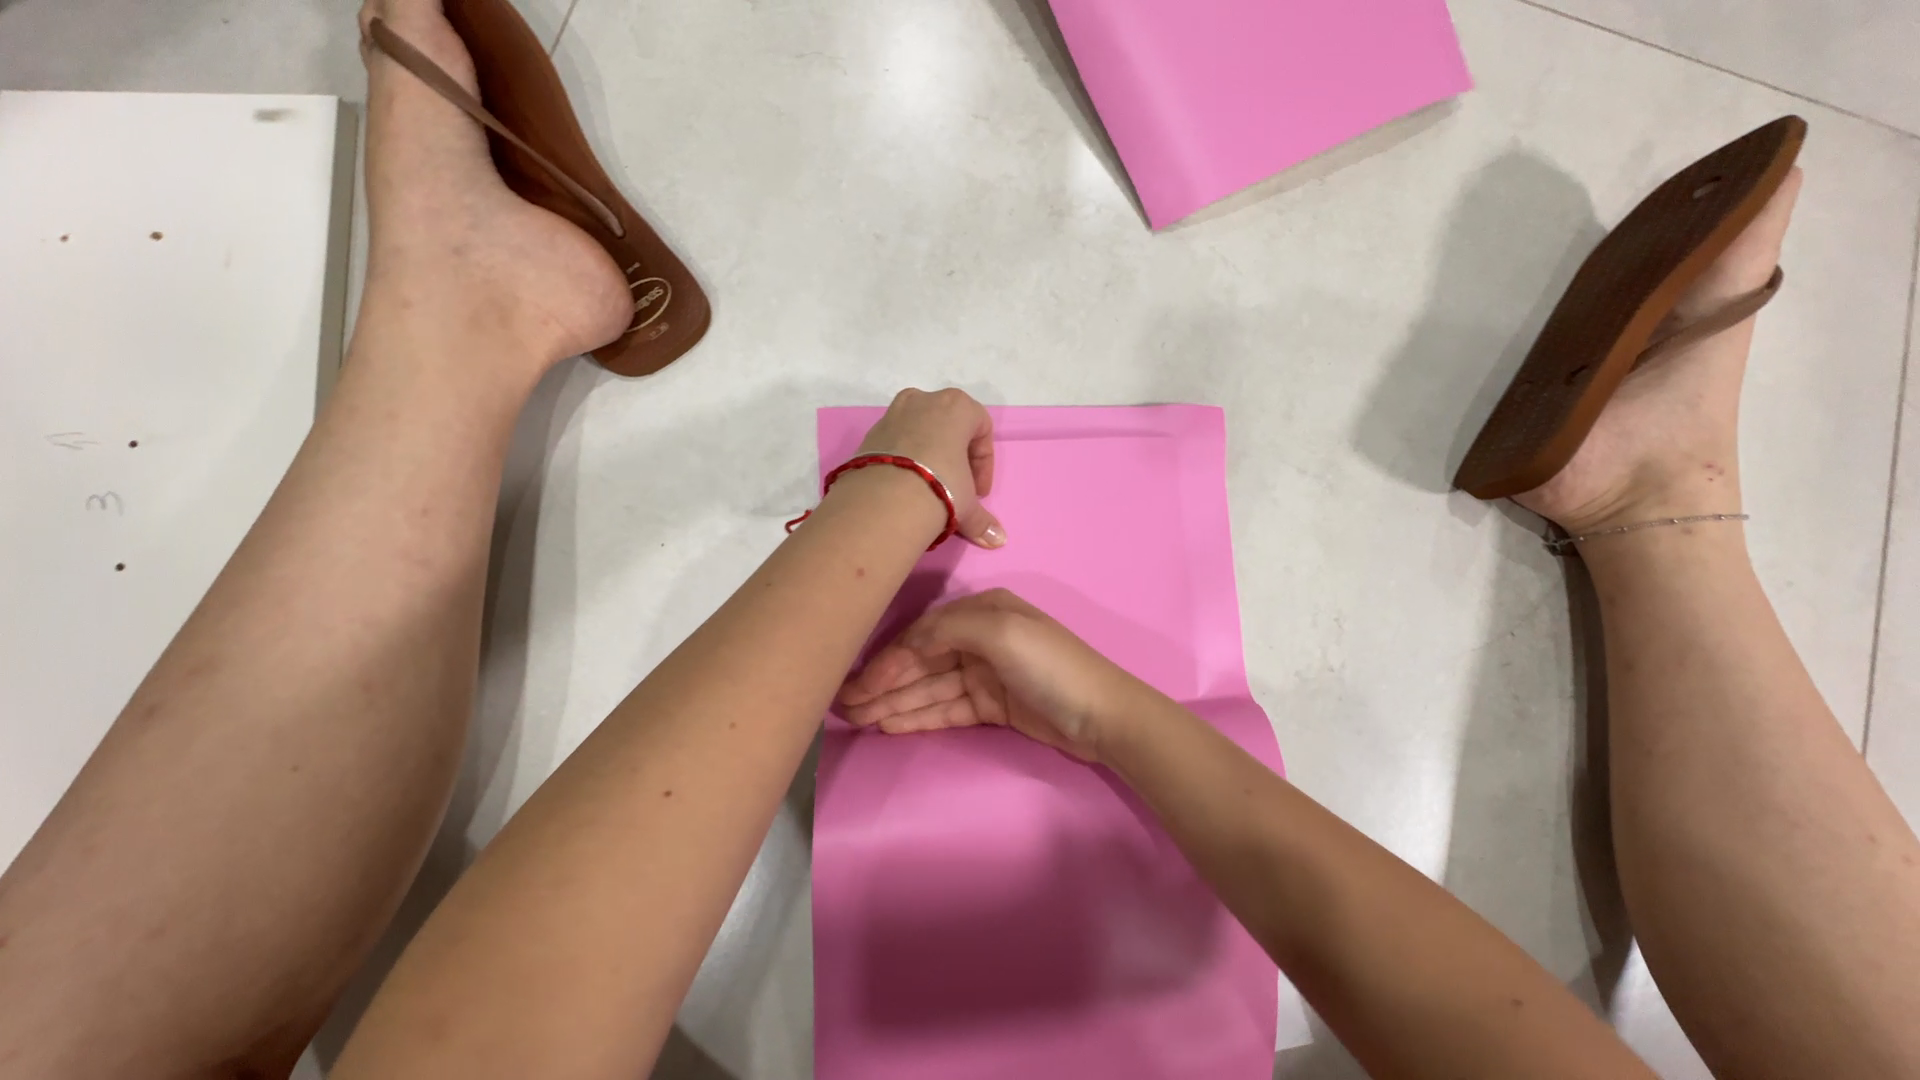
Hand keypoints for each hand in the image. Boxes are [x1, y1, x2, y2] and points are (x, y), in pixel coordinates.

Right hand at [836, 589, 1149, 762]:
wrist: (1102, 715)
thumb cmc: (1050, 666)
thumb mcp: (999, 632)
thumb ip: (946, 630)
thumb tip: (905, 643)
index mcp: (981, 611)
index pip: (921, 635)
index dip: (887, 660)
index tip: (856, 685)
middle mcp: (979, 639)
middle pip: (920, 663)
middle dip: (883, 684)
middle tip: (843, 707)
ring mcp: (985, 674)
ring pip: (928, 688)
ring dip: (893, 703)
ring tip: (856, 721)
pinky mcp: (991, 706)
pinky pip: (945, 709)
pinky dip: (917, 716)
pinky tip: (888, 725)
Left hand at [855, 388, 1004, 547]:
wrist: (884, 499)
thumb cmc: (940, 487)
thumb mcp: (966, 504)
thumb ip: (982, 519)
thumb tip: (998, 539)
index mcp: (956, 405)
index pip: (982, 429)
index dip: (984, 464)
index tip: (979, 493)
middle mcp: (924, 400)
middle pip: (950, 426)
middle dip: (957, 457)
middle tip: (957, 488)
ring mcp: (893, 413)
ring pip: (920, 432)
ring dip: (930, 456)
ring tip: (929, 488)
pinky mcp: (870, 433)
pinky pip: (896, 442)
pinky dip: (905, 460)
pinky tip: (905, 487)